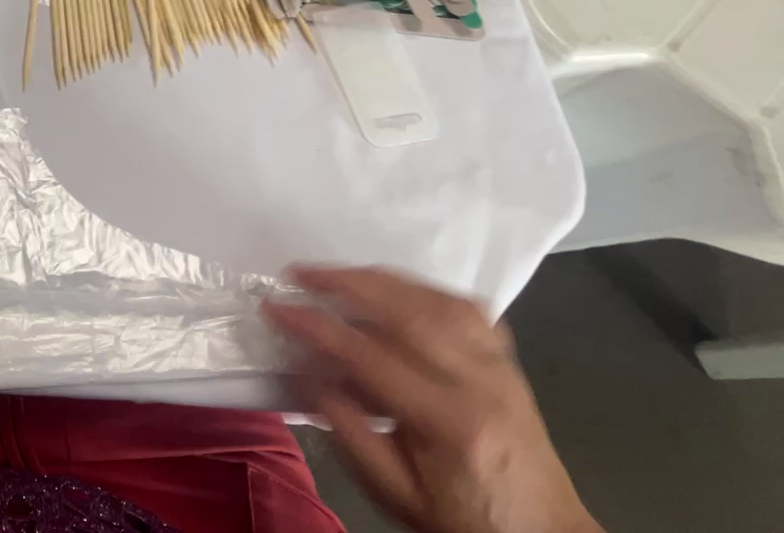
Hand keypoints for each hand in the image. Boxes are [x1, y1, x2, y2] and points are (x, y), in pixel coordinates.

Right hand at [263, 266, 601, 532]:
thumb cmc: (463, 519)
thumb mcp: (394, 491)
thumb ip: (347, 429)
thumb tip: (305, 371)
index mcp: (450, 423)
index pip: (369, 355)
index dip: (316, 327)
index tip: (274, 309)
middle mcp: (481, 385)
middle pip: (409, 312)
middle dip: (346, 284)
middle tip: (299, 274)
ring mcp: (502, 369)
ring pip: (438, 301)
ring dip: (381, 279)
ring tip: (338, 275)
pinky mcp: (509, 364)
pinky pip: (467, 310)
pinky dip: (424, 291)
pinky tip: (396, 291)